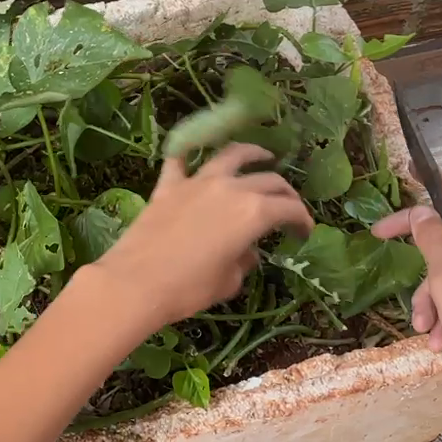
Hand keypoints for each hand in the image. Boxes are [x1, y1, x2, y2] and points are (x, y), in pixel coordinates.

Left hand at [90, 143, 313, 331]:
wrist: (136, 283)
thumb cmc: (189, 289)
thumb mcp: (228, 282)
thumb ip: (244, 262)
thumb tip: (246, 252)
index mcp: (254, 213)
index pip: (289, 209)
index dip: (302, 219)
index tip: (304, 231)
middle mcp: (231, 188)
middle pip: (267, 180)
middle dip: (284, 193)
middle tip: (287, 206)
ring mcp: (197, 182)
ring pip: (232, 155)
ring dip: (252, 153)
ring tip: (263, 156)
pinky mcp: (168, 186)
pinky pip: (180, 159)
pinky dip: (189, 153)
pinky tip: (195, 153)